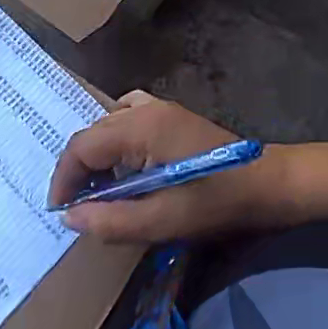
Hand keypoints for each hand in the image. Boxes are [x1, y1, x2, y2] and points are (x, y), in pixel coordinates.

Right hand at [48, 92, 269, 241]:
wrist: (267, 183)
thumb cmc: (216, 202)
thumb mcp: (163, 221)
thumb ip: (111, 220)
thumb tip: (70, 216)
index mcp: (140, 128)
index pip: (82, 147)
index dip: (64, 179)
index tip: (60, 210)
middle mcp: (144, 108)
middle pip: (91, 133)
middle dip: (78, 170)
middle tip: (80, 206)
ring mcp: (158, 107)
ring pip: (106, 125)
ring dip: (96, 155)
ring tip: (99, 189)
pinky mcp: (169, 114)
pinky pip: (126, 117)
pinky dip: (114, 139)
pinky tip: (124, 163)